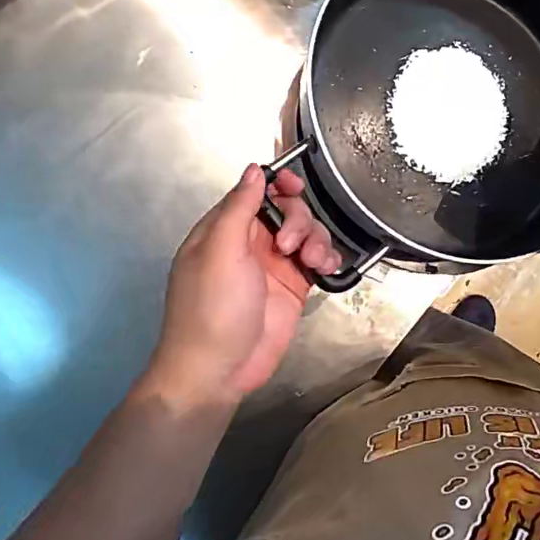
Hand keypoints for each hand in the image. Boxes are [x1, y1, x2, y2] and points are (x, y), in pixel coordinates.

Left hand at [142, 165, 342, 409]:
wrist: (219, 369)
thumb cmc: (211, 309)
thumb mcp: (221, 252)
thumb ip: (240, 207)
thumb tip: (254, 170)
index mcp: (224, 230)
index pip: (254, 192)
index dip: (277, 184)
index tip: (296, 186)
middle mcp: (250, 243)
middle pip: (288, 211)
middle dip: (300, 221)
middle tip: (294, 246)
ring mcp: (274, 265)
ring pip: (308, 234)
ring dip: (318, 241)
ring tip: (314, 263)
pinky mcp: (294, 286)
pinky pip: (319, 260)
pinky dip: (328, 259)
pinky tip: (328, 270)